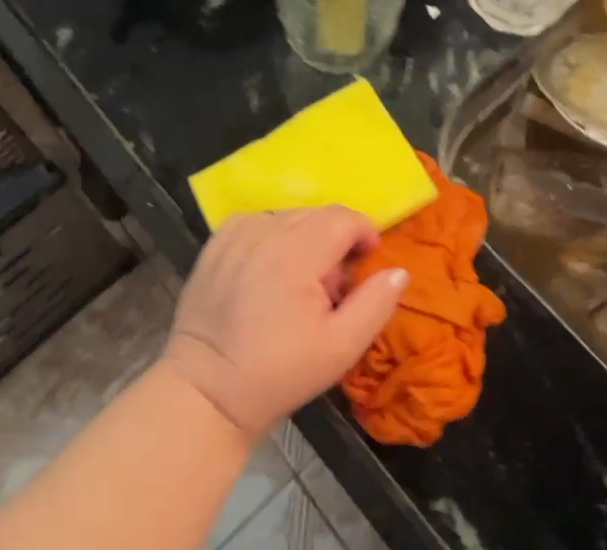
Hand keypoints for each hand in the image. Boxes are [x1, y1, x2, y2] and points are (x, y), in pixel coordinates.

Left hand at [157, 207, 407, 439]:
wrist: (207, 392)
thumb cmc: (278, 374)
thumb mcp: (340, 349)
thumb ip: (374, 305)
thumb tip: (399, 270)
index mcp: (295, 255)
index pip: (343, 217)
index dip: (364, 233)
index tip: (366, 261)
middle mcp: (263, 234)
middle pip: (316, 214)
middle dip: (335, 240)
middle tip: (330, 287)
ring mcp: (234, 237)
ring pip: (286, 216)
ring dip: (303, 238)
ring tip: (298, 281)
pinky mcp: (214, 246)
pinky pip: (256, 222)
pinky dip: (271, 235)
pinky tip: (268, 268)